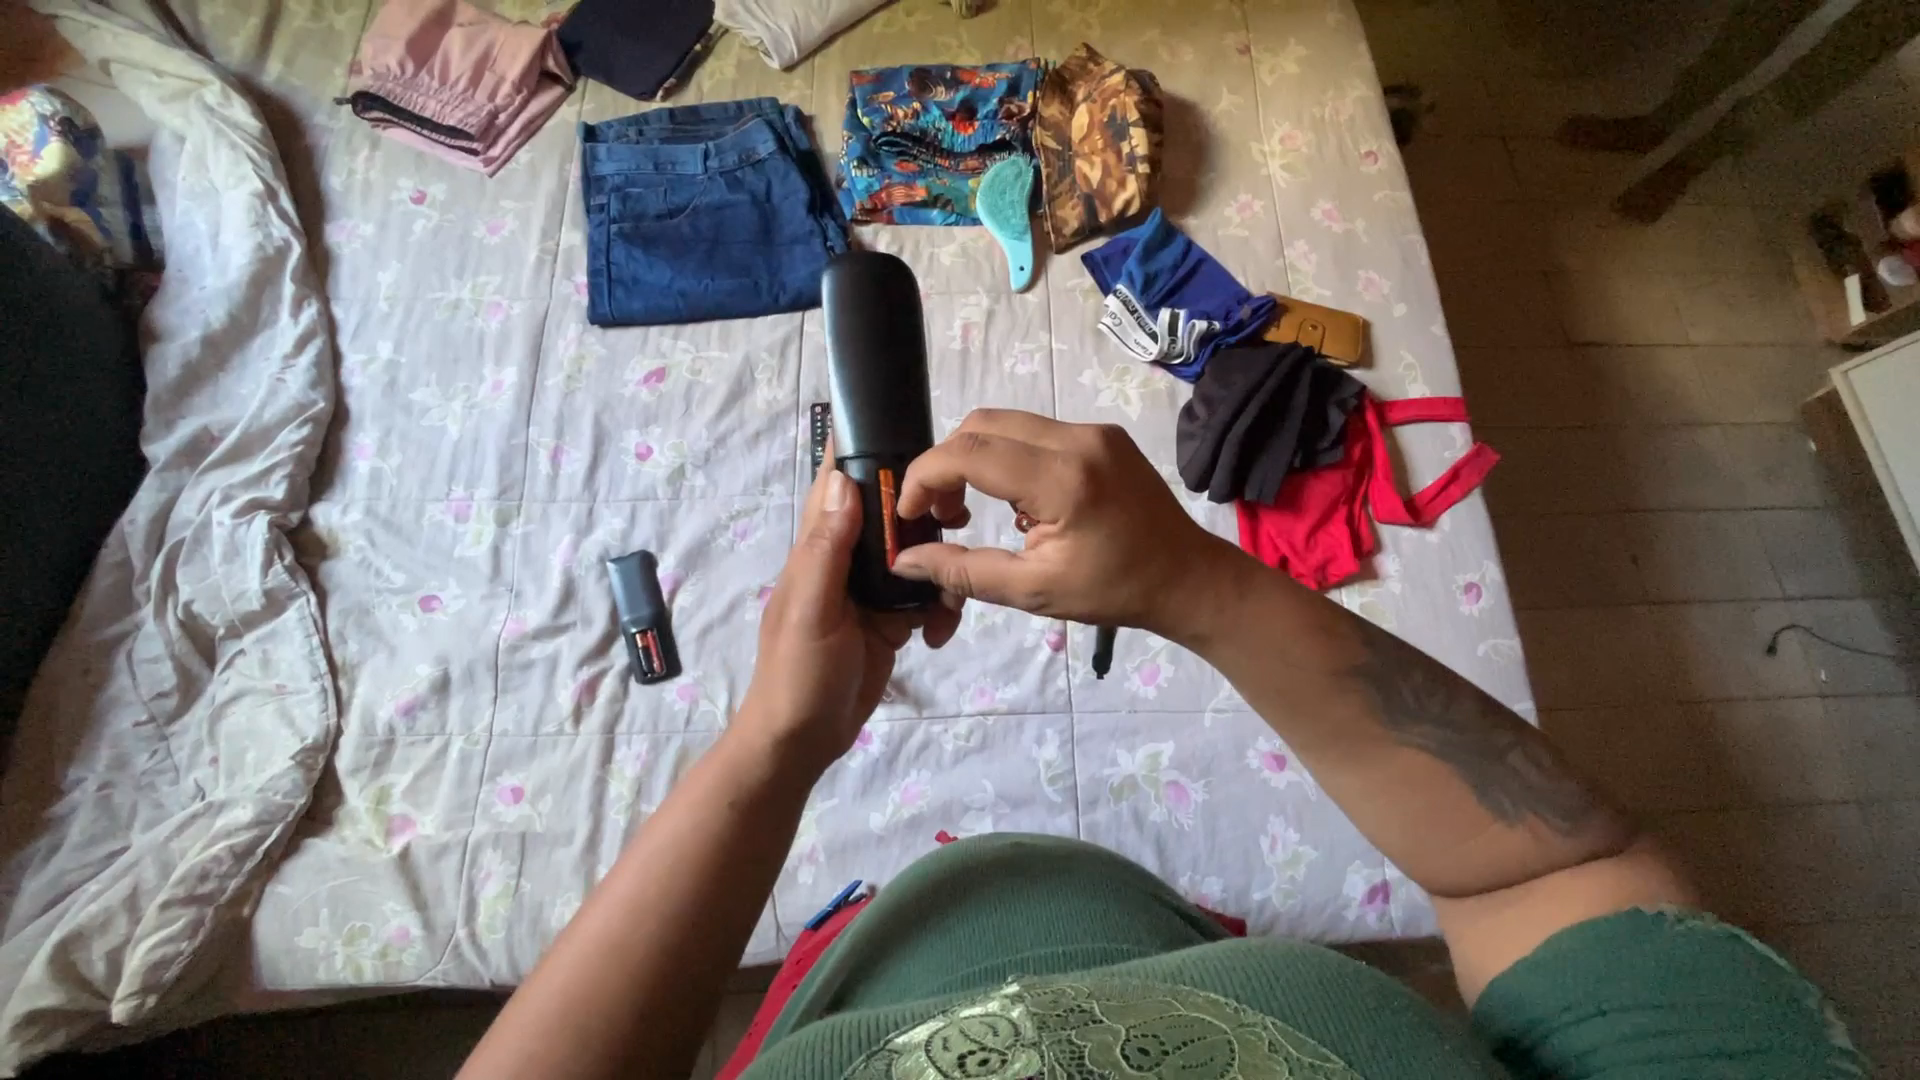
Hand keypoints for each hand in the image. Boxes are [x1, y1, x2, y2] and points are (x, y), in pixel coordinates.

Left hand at [735, 457, 959, 773]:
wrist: (805, 739)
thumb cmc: (798, 674)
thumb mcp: (810, 608)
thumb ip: (826, 547)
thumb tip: (842, 480)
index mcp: (818, 548)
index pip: (837, 486)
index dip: (865, 454)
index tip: (909, 433)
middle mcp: (845, 560)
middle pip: (889, 517)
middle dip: (924, 516)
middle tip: (959, 521)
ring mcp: (870, 591)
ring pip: (916, 556)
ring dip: (940, 569)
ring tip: (954, 594)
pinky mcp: (891, 619)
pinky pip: (925, 598)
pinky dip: (939, 609)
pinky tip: (940, 631)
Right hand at [890, 410, 1239, 638]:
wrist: (1187, 577)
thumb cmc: (1113, 591)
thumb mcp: (1033, 591)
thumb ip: (963, 571)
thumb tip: (904, 560)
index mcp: (1064, 480)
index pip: (969, 452)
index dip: (924, 476)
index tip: (908, 514)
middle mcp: (1078, 439)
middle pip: (981, 424)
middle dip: (944, 465)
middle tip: (939, 515)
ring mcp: (1093, 431)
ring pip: (1005, 424)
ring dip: (973, 459)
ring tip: (971, 511)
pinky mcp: (1101, 433)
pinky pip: (1034, 432)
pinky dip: (1005, 458)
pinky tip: (1015, 503)